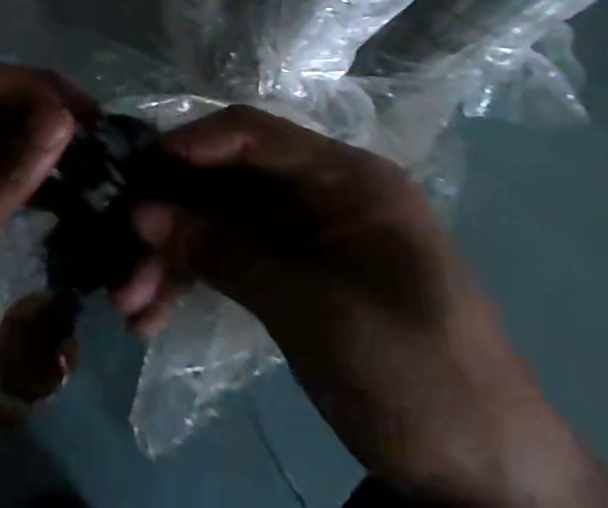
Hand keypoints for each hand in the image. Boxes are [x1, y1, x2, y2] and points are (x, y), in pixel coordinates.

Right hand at [112, 106, 607, 507]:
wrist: (487, 479)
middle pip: (226, 181)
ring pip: (218, 224)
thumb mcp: (315, 310)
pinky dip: (191, 282)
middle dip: (169, 216)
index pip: (256, 134)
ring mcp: (304, 238)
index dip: (192, 144)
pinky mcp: (292, 277)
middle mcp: (321, 197)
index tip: (136, 173)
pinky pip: (229, 262)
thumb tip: (139, 211)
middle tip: (119, 256)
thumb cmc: (414, 373)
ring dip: (170, 257)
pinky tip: (154, 318)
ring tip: (130, 305)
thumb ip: (225, 253)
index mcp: (348, 180)